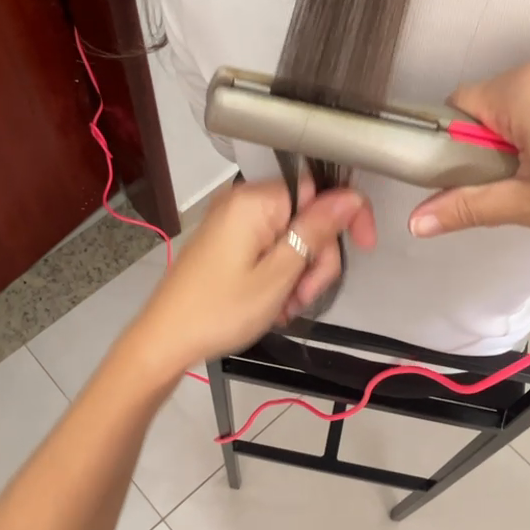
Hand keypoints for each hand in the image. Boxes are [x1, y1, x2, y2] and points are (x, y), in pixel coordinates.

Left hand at [124, 180, 376, 373]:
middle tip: (302, 297)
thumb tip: (350, 197)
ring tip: (283, 308)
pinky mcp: (228, 244)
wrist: (166, 340)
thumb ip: (316, 232)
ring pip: (291, 240)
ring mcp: (233, 224)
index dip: (345, 217)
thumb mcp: (278, 275)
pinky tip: (272, 306)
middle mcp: (243, 203)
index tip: (363, 247)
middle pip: (306, 218)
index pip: (319, 189)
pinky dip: (279, 278)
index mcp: (255, 201)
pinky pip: (269, 251)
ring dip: (298, 276)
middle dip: (315, 260)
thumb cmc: (219, 310)